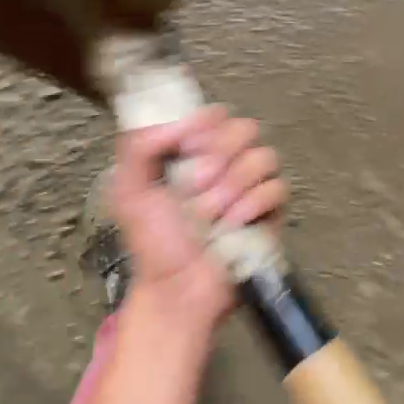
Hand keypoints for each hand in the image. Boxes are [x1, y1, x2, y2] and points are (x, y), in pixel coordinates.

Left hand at [108, 106, 286, 331]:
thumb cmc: (153, 243)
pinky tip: (231, 224)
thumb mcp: (127, 190)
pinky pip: (276, 188)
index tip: (185, 147)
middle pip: (244, 128)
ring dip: (233, 184)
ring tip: (209, 213)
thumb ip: (139, 145)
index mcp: (193, 152)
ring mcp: (251, 186)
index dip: (204, 124)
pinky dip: (252, 204)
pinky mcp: (271, 211)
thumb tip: (177, 123)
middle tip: (195, 183)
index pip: (214, 114)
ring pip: (263, 156)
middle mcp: (225, 163)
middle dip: (220, 153)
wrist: (176, 289)